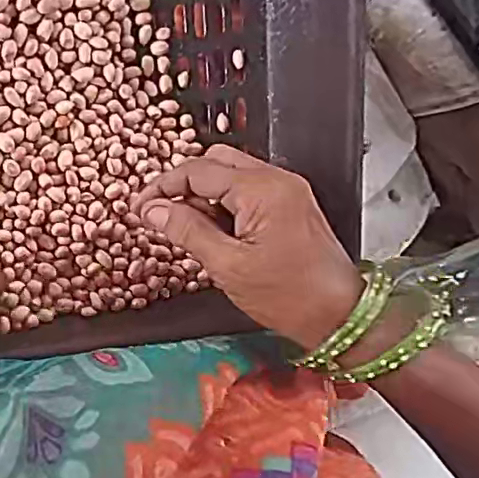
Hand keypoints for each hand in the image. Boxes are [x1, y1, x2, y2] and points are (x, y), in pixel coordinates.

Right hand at [131, 146, 361, 347]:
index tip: (139, 209)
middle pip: (214, 162)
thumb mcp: (227, 265)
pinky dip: (220, 204)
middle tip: (159, 216)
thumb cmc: (286, 295)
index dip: (162, 187)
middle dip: (181, 185)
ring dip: (200, 195)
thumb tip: (152, 210)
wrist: (339, 315)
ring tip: (183, 228)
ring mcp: (285, 191)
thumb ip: (187, 231)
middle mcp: (276, 180)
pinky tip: (209, 232)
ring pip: (229, 174)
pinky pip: (245, 191)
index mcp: (262, 190)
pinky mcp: (288, 205)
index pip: (198, 170)